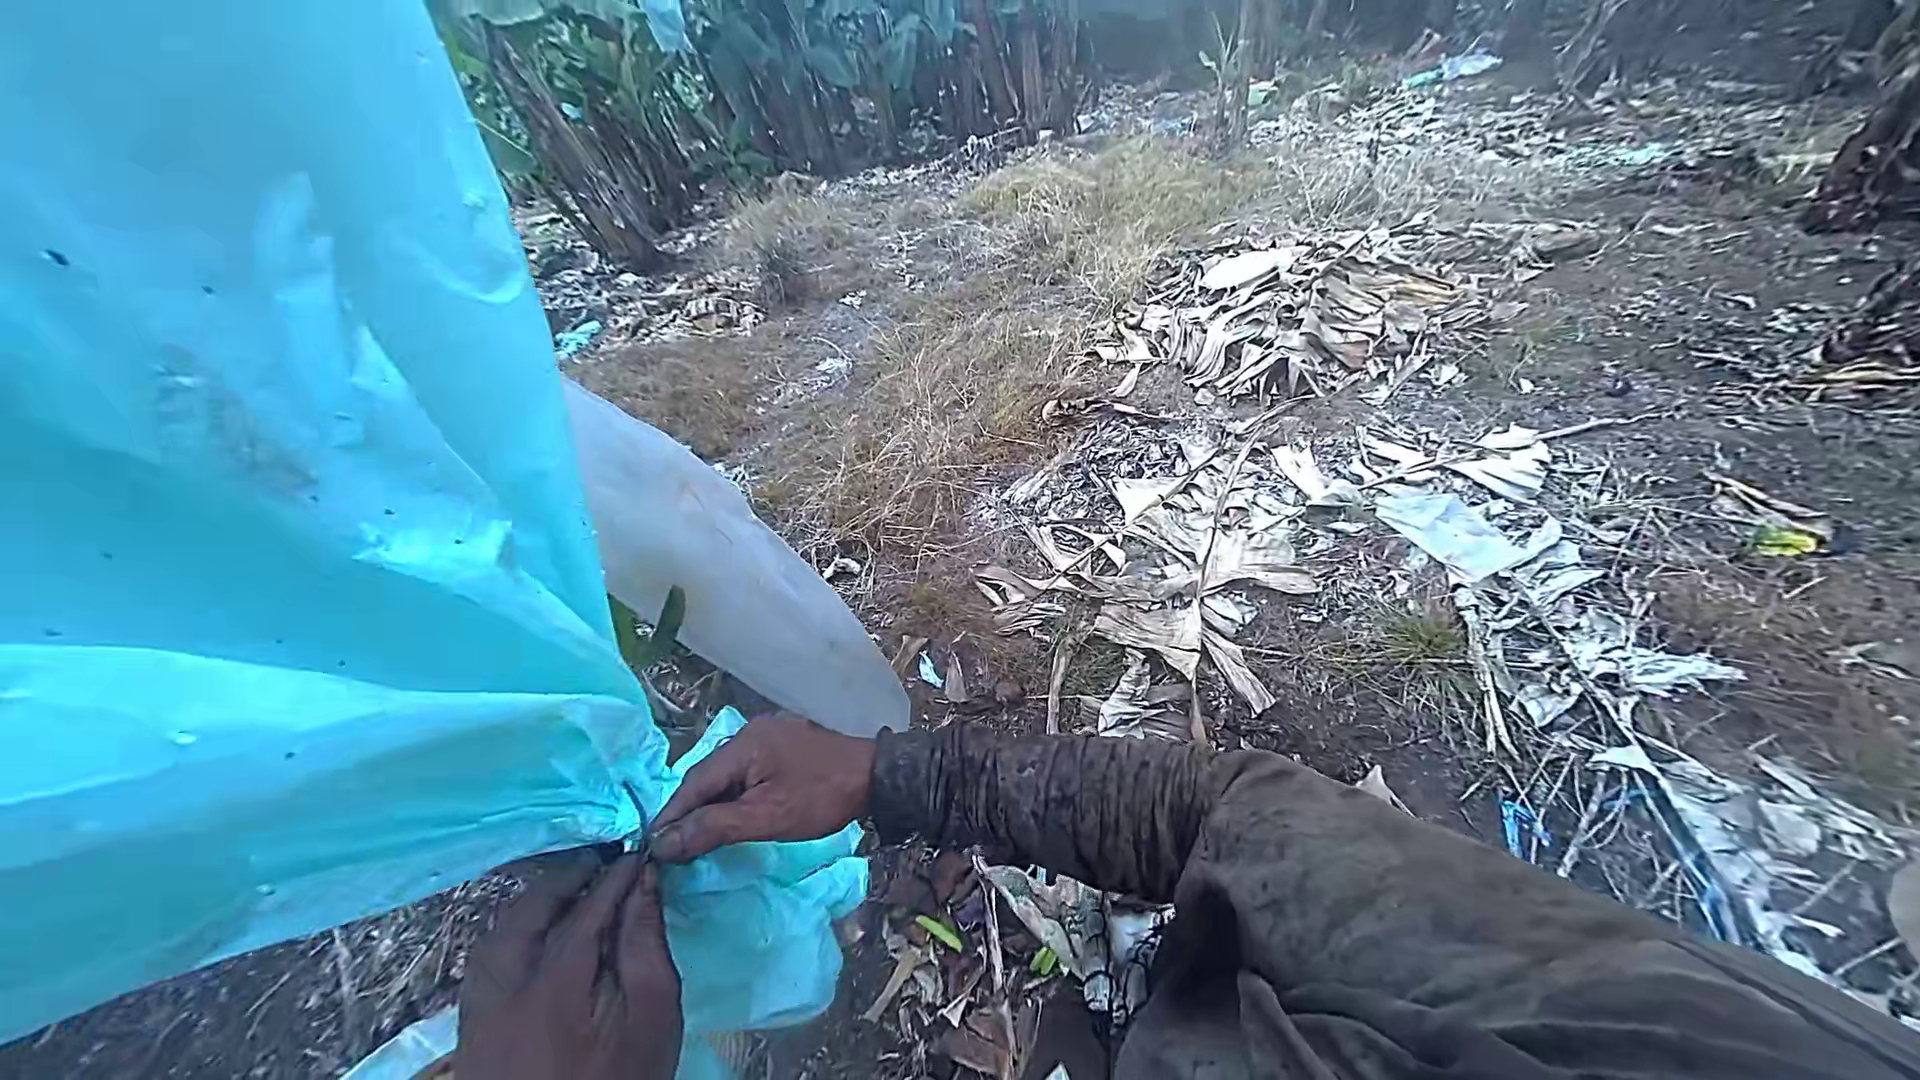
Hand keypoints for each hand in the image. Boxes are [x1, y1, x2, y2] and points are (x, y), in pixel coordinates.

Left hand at [458, 850, 681, 1079]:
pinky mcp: (472, 1037)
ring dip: (534, 904)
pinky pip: (485, 966)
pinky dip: (514, 934)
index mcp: (552, 991)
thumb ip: (645, 940)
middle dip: (565, 879)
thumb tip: (644, 880)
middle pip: (524, 917)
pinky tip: (541, 930)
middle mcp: (501, 998)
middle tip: (603, 859)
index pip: (585, 910)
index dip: (615, 876)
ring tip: (573, 886)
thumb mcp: (653, 1010)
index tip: (641, 853)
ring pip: (495, 939)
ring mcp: (478, 1020)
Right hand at [649, 711, 876, 862]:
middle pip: (707, 775)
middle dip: (687, 810)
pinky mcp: (783, 745)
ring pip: (725, 773)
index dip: (670, 816)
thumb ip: (714, 827)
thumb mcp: (766, 817)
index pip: (693, 782)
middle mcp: (751, 732)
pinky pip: (745, 769)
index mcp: (743, 744)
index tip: (650, 849)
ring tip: (693, 836)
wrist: (875, 776)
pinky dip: (732, 792)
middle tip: (670, 848)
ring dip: (709, 802)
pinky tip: (728, 812)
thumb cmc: (821, 797)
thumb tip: (663, 842)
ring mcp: (769, 735)